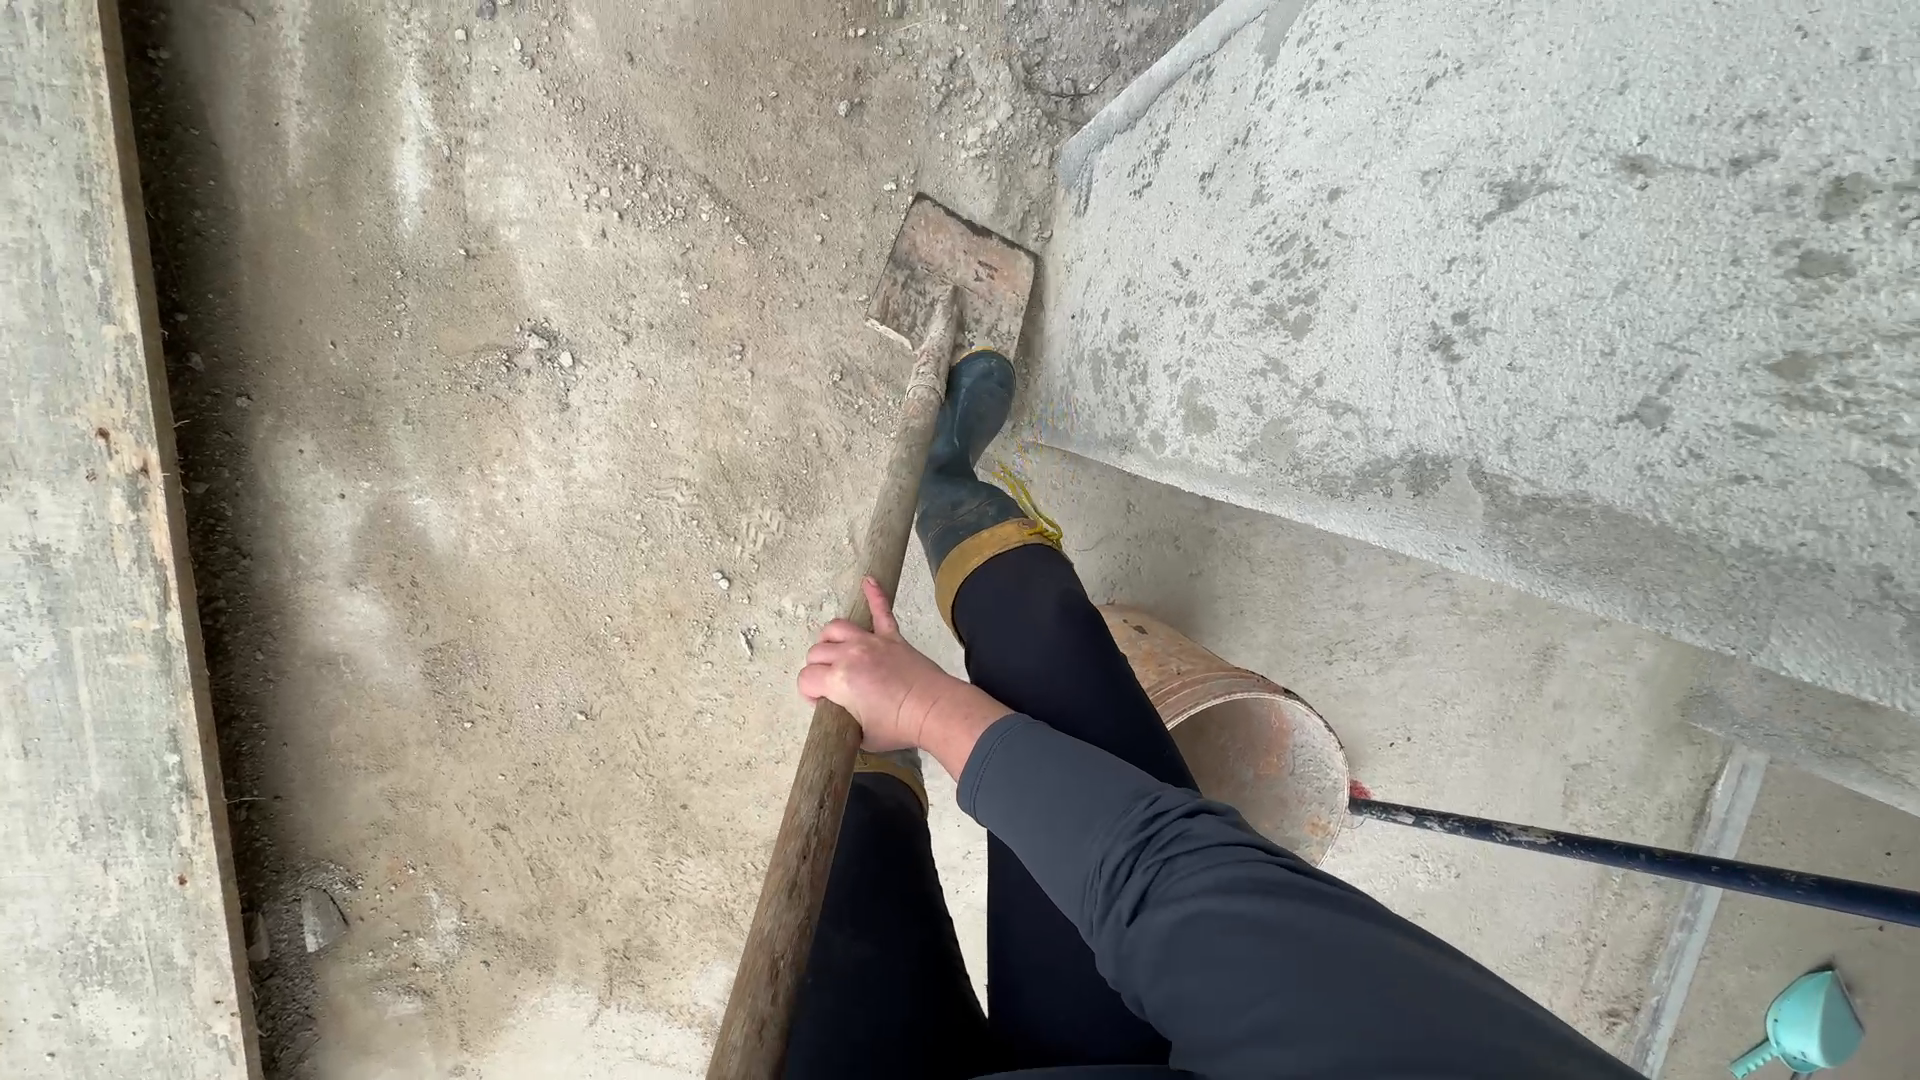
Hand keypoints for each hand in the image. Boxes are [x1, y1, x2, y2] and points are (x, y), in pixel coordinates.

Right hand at [797, 577, 1007, 771]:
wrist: (934, 710)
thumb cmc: (898, 726)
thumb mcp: (859, 735)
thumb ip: (841, 720)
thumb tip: (839, 712)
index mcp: (837, 680)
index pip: (805, 679)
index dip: (809, 693)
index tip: (821, 702)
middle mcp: (849, 655)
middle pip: (817, 652)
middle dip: (817, 669)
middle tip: (831, 685)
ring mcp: (871, 642)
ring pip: (837, 628)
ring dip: (830, 639)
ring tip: (835, 652)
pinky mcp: (892, 638)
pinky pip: (881, 610)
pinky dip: (875, 594)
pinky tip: (868, 580)